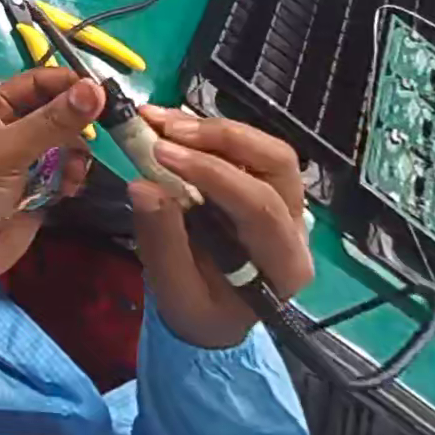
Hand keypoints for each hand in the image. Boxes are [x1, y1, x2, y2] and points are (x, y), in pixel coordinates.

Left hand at [0, 69, 104, 283]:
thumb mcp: (8, 150)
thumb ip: (52, 122)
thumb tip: (95, 89)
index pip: (40, 81)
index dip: (71, 83)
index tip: (105, 94)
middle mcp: (14, 126)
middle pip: (61, 111)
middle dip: (80, 123)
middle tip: (100, 136)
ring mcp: (30, 157)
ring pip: (70, 142)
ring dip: (77, 155)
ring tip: (73, 173)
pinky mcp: (43, 186)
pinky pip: (71, 171)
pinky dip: (74, 177)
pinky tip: (68, 190)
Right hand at [127, 106, 313, 347]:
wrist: (211, 315)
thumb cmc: (198, 308)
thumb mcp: (174, 288)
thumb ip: (162, 240)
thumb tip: (142, 186)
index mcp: (282, 261)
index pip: (259, 205)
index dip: (211, 172)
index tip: (159, 152)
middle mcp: (292, 224)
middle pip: (276, 162)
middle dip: (220, 137)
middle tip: (166, 129)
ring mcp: (279, 200)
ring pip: (262, 147)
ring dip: (208, 127)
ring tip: (156, 119)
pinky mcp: (255, 183)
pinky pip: (239, 147)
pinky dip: (200, 129)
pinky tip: (164, 123)